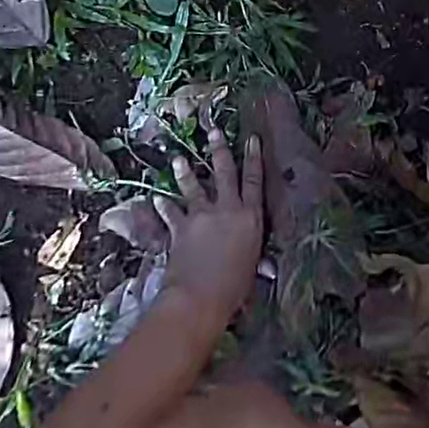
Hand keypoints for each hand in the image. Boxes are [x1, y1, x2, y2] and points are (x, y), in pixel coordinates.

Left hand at [157, 128, 264, 326]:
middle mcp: (226, 209)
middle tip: (214, 131)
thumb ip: (259, 260)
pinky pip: (171, 213)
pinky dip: (164, 206)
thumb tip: (271, 269)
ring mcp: (201, 216)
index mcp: (250, 216)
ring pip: (194, 187)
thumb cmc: (236, 285)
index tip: (251, 138)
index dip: (253, 158)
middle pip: (224, 173)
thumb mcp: (253, 267)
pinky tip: (157, 199)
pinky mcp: (179, 229)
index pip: (254, 180)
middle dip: (219, 150)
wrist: (199, 296)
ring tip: (178, 158)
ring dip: (186, 172)